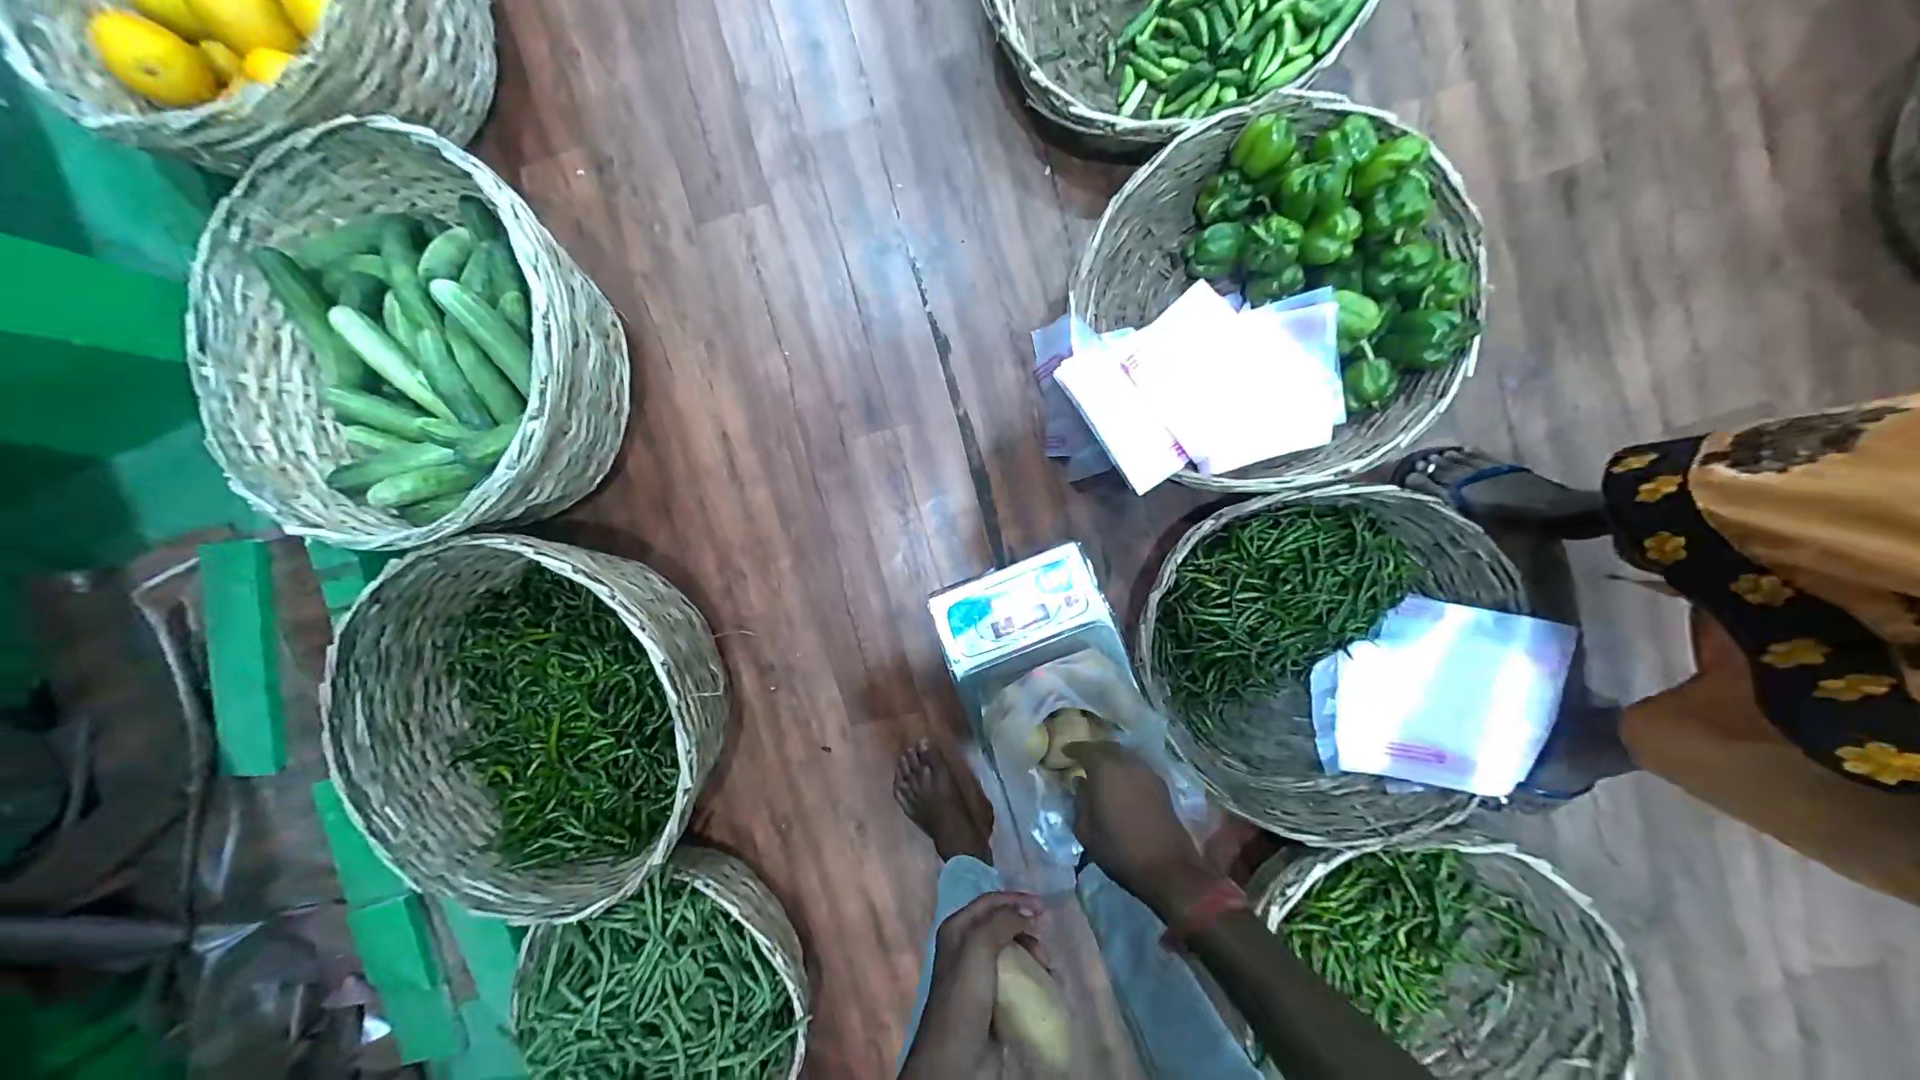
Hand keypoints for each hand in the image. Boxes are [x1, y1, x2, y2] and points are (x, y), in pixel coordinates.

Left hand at [900, 891, 1041, 1078]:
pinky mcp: (991, 999)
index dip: (1016, 900)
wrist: (956, 1061)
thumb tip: (1028, 909)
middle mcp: (965, 946)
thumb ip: (1001, 922)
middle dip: (1026, 928)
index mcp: (957, 928)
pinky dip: (1030, 973)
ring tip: (1046, 967)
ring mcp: (978, 974)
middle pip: (1002, 924)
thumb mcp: (978, 949)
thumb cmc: (963, 999)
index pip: (990, 901)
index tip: (1045, 908)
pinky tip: (1044, 982)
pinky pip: (1015, 976)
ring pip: (1011, 950)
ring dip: (1031, 952)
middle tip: (1044, 946)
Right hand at [1065, 741, 1222, 921]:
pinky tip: (1121, 781)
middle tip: (1083, 758)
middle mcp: (1128, 763)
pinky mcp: (1162, 786)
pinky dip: (1126, 768)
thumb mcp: (1086, 830)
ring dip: (1112, 757)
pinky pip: (1138, 767)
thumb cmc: (1119, 850)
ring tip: (1102, 769)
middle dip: (1094, 750)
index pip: (1086, 749)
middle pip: (1108, 747)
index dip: (1074, 749)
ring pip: (1126, 755)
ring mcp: (1148, 773)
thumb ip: (1080, 801)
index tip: (1065, 752)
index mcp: (1105, 770)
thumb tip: (1080, 782)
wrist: (1167, 868)